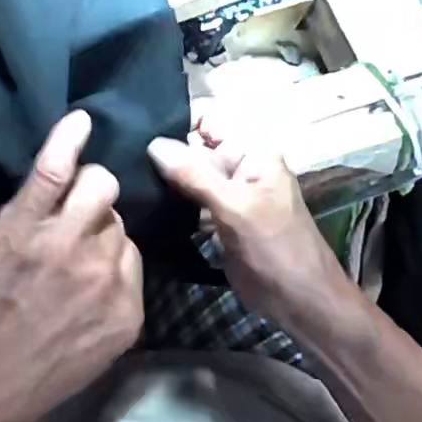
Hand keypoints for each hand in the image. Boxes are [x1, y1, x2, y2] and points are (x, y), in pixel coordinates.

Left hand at [0, 110, 143, 421]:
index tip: (82, 259)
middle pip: (114, 218)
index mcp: (126, 310)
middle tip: (64, 236)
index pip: (131, 253)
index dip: (105, 251)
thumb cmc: (21, 384)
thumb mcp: (88, 360)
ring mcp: (63, 241)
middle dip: (95, 221)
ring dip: (87, 189)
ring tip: (65, 198)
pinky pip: (54, 169)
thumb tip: (110, 269)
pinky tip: (78, 120)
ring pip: (97, 187)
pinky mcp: (21, 223)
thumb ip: (108, 310)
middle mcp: (105, 270)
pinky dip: (66, 139)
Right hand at [145, 107, 374, 360]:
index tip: (137, 128)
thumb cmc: (277, 250)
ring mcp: (225, 192)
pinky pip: (186, 197)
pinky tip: (139, 198)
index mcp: (250, 151)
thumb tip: (152, 144)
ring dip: (161, 174)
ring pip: (186, 171)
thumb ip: (194, 175)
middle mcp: (236, 165)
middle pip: (191, 143)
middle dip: (161, 148)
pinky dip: (167, 198)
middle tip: (121, 155)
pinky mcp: (214, 216)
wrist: (301, 303)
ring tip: (124, 174)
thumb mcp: (235, 208)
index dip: (175, 118)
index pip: (207, 117)